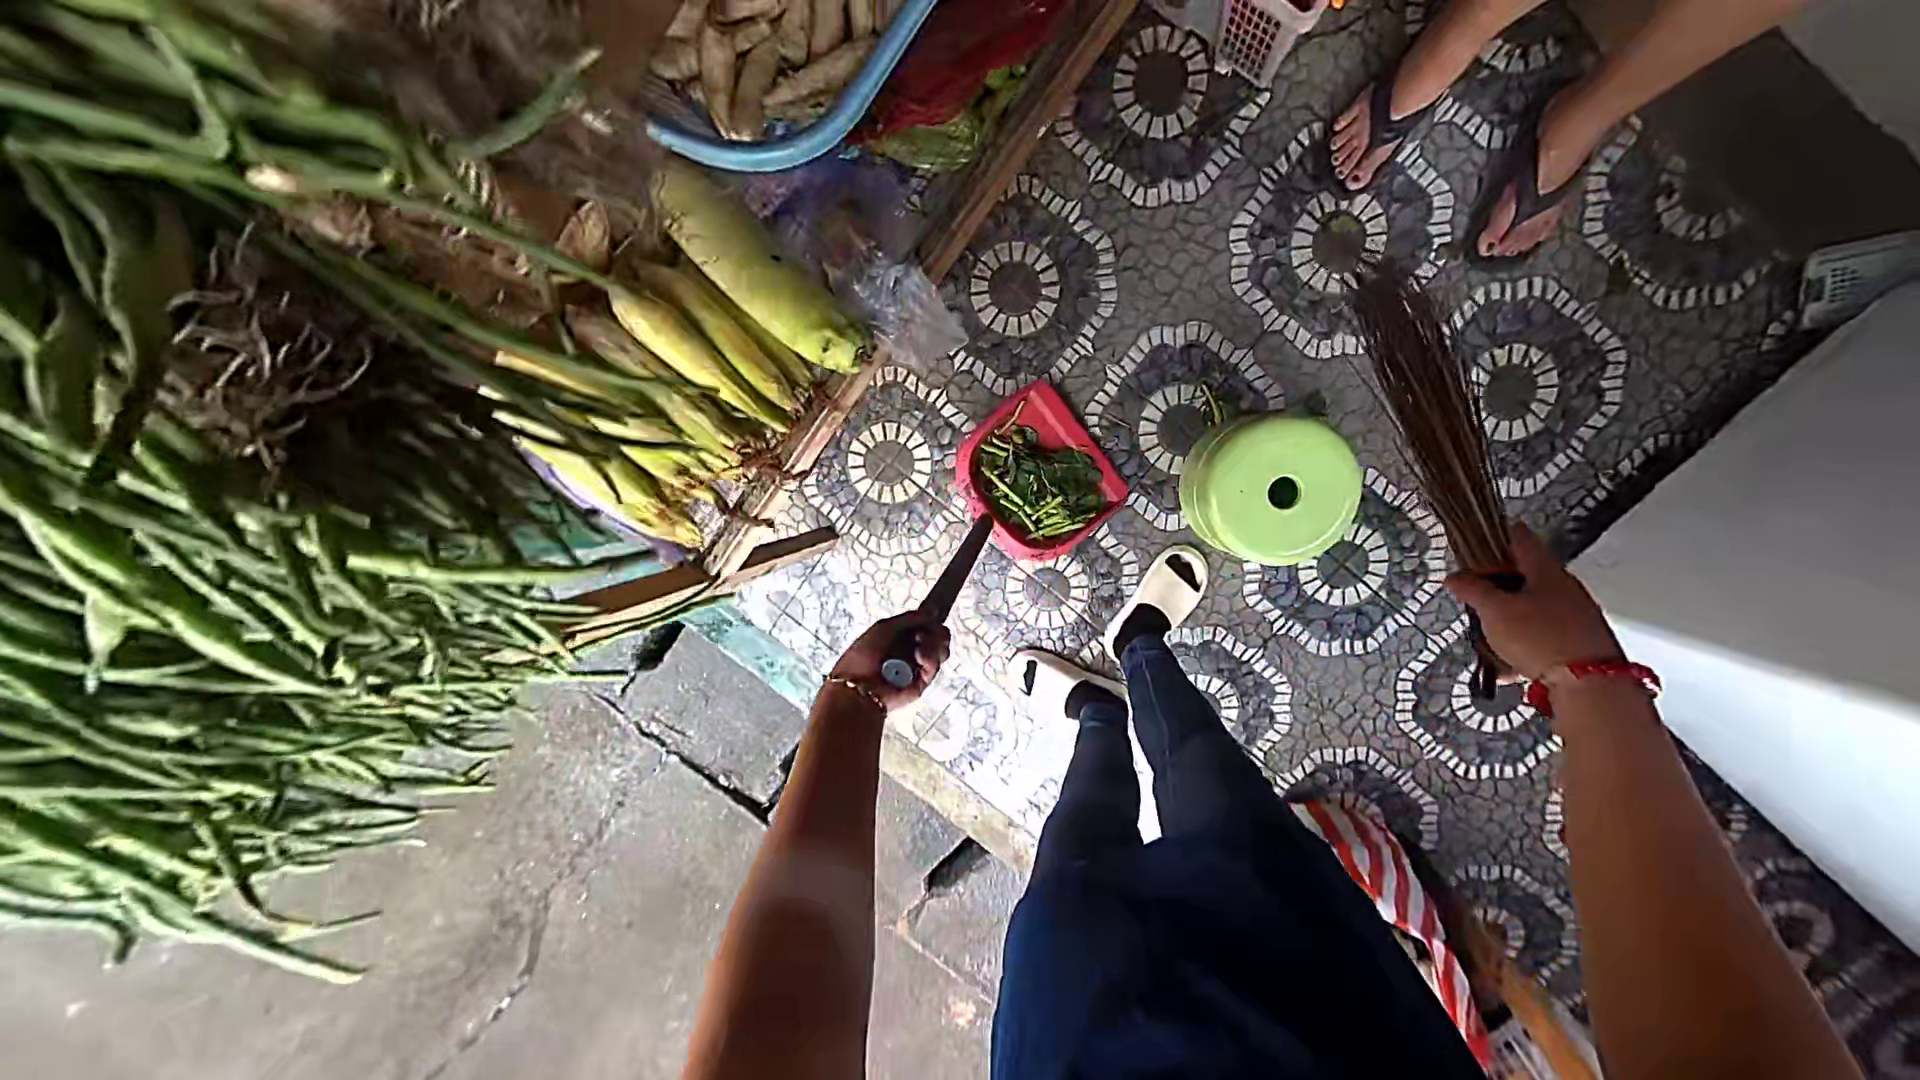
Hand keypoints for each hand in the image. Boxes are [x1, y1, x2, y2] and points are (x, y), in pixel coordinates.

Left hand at [829, 610, 950, 711]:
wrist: (858, 687)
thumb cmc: (863, 656)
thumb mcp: (884, 628)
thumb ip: (910, 618)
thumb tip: (933, 611)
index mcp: (901, 636)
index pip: (926, 623)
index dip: (931, 619)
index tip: (932, 615)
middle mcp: (912, 650)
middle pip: (939, 636)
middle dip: (937, 631)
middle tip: (925, 633)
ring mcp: (918, 665)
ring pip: (942, 650)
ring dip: (933, 643)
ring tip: (920, 644)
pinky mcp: (923, 681)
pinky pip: (935, 664)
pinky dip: (930, 656)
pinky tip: (919, 656)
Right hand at [1443, 524, 1621, 680]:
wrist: (1590, 687)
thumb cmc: (1542, 639)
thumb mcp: (1493, 610)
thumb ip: (1471, 590)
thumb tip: (1455, 578)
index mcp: (1547, 572)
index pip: (1519, 538)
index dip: (1495, 534)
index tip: (1478, 537)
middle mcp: (1566, 589)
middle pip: (1524, 574)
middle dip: (1495, 583)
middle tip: (1473, 594)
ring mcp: (1575, 615)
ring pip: (1530, 605)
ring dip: (1506, 614)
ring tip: (1487, 634)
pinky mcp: (1577, 640)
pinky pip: (1540, 632)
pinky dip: (1519, 640)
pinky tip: (1507, 660)